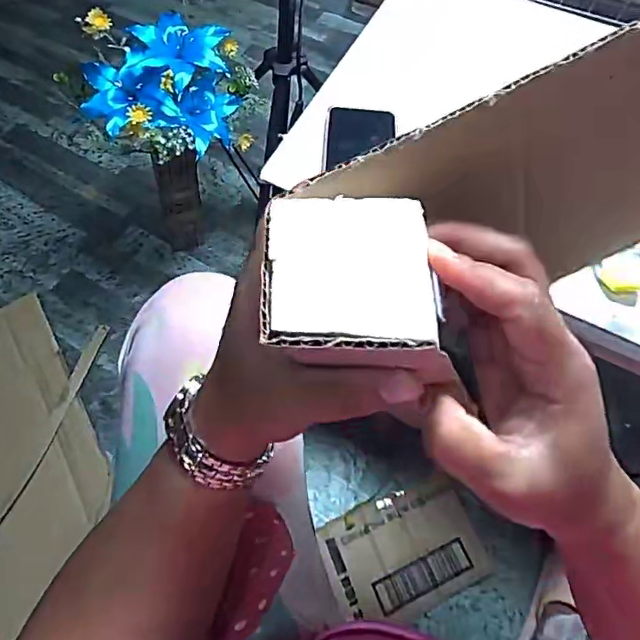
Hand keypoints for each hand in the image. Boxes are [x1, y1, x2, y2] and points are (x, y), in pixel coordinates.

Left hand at [192, 229, 429, 462]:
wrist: (227, 428)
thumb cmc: (252, 405)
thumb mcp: (301, 399)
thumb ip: (353, 391)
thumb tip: (412, 382)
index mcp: (261, 281)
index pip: (286, 224)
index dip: (324, 212)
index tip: (364, 212)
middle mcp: (268, 274)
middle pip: (310, 234)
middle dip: (351, 232)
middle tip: (394, 234)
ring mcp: (278, 288)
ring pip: (317, 255)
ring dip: (350, 254)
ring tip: (394, 253)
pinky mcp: (290, 305)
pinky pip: (321, 278)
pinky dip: (346, 278)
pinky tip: (378, 285)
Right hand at [421, 223, 631, 543]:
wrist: (583, 499)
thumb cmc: (554, 490)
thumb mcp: (504, 483)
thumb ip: (458, 442)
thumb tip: (421, 392)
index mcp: (558, 363)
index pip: (522, 302)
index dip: (478, 276)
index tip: (434, 258)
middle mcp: (547, 337)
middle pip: (521, 267)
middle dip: (475, 244)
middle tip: (424, 240)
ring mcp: (529, 337)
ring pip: (502, 276)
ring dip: (464, 257)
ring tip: (418, 254)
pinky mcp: (509, 345)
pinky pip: (484, 302)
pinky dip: (456, 285)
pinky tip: (427, 288)